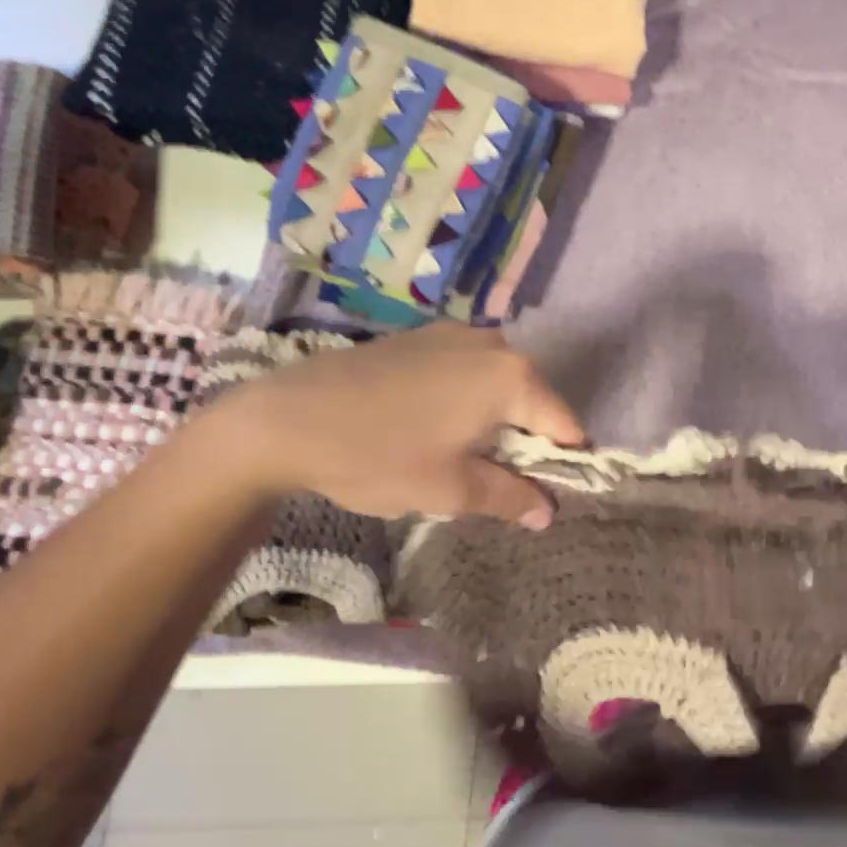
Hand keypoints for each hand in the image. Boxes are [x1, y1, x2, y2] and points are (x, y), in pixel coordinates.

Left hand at [188, 324, 584, 527]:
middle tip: (497, 482)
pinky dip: (466, 399)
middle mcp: (495, 344)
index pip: (565, 425)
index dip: (564, 463)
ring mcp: (456, 334)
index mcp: (513, 377)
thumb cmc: (378, 457)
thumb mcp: (450, 489)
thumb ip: (509, 497)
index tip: (546, 494)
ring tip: (461, 457)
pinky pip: (467, 370)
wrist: (281, 419)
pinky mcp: (422, 336)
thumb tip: (548, 512)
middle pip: (534, 400)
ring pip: (499, 384)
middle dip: (526, 441)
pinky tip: (431, 426)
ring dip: (494, 420)